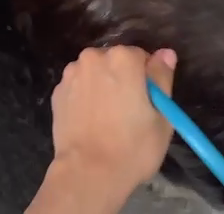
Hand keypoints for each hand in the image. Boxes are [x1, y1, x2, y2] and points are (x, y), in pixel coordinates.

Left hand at [27, 46, 177, 213]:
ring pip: (95, 73)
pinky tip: (91, 121)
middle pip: (115, 61)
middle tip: (130, 112)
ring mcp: (71, 72)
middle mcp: (93, 56)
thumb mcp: (161, 118)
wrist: (88, 170)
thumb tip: (166, 53)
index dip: (147, 80)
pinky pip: (78, 86)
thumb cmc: (133, 147)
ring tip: (109, 119)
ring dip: (103, 85)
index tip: (148, 103)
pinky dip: (85, 96)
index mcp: (122, 59)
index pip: (141, 57)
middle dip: (123, 79)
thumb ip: (162, 79)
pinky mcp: (58, 89)